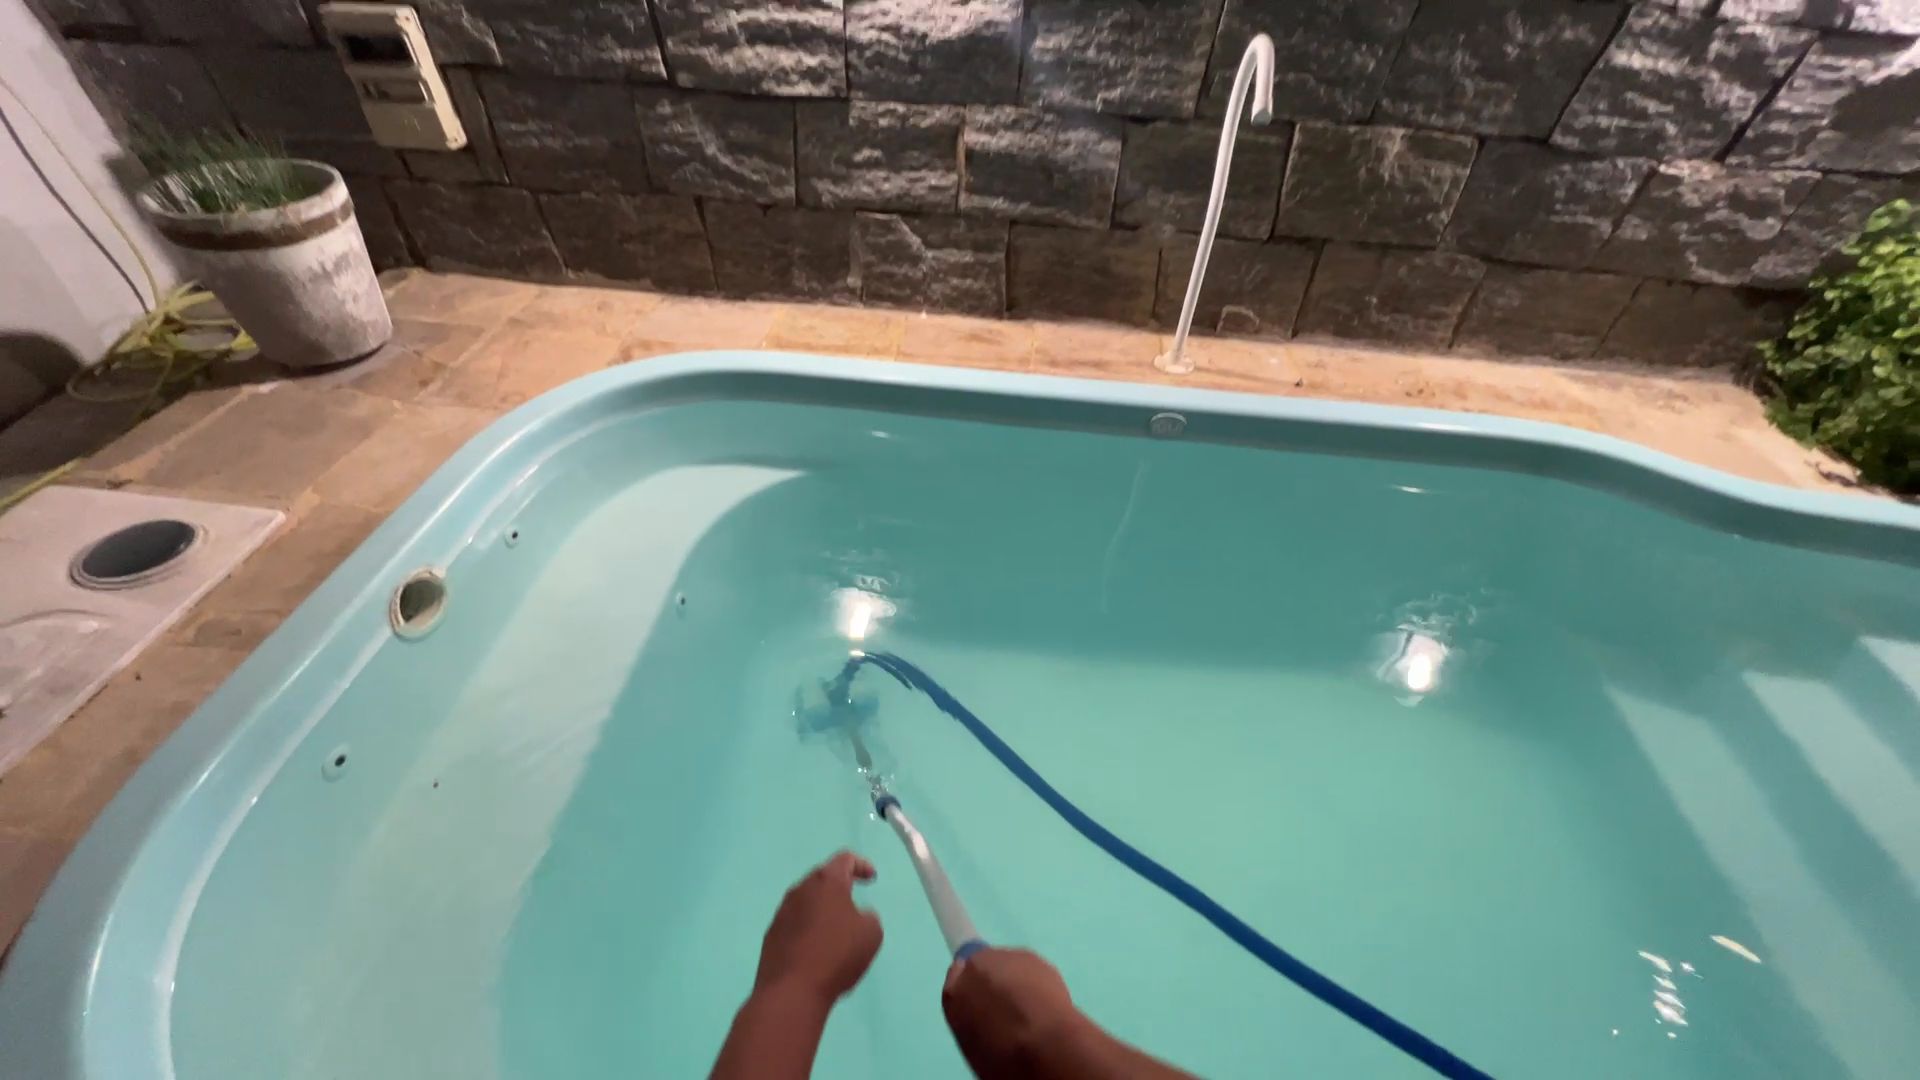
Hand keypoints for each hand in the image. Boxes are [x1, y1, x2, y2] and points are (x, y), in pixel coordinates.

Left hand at [753, 851, 882, 1005]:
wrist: (791, 993)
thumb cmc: (836, 955)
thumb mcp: (871, 933)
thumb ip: (869, 916)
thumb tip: (857, 916)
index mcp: (826, 881)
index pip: (845, 859)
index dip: (861, 865)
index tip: (872, 878)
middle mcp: (800, 889)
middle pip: (823, 879)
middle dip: (840, 887)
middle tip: (853, 901)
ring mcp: (782, 912)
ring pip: (806, 902)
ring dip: (822, 910)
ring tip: (835, 930)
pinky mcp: (771, 936)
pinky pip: (794, 924)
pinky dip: (808, 929)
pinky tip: (816, 950)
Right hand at [942, 948, 1089, 1075]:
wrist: (1043, 1048)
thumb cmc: (1005, 1060)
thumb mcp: (976, 1046)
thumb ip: (973, 1020)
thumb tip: (983, 1013)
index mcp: (953, 995)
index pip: (956, 980)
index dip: (972, 990)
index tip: (983, 1001)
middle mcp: (973, 967)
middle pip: (981, 967)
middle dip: (992, 981)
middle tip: (1008, 1007)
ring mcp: (1002, 957)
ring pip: (1006, 964)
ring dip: (1014, 980)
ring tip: (1029, 1008)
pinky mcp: (1029, 955)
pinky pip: (1028, 967)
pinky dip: (1034, 980)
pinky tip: (1044, 1002)